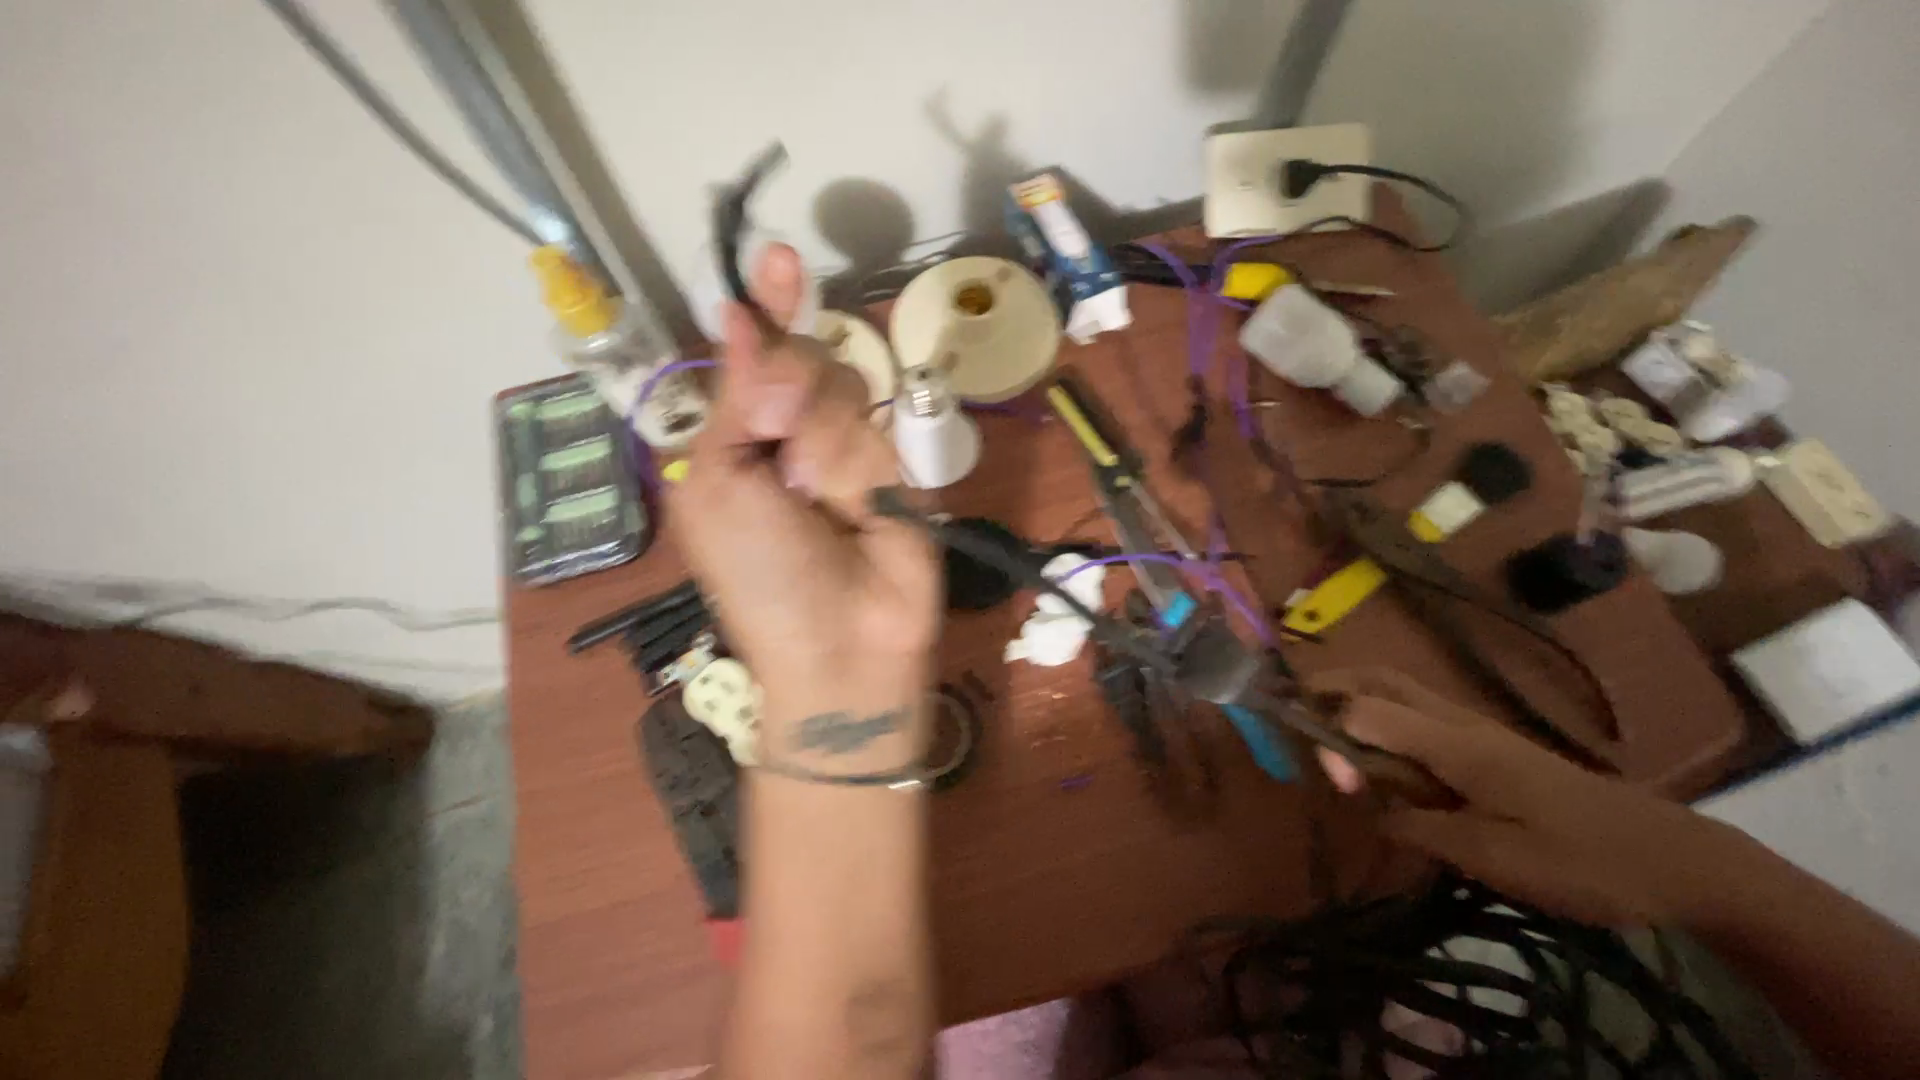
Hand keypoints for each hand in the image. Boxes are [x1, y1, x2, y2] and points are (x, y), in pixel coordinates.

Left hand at [670, 246, 940, 765]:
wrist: (842, 643)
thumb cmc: (760, 573)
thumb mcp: (720, 483)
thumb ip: (734, 398)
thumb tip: (736, 313)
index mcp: (737, 439)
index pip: (754, 356)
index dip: (769, 307)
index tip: (780, 257)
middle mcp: (791, 433)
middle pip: (802, 356)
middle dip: (790, 387)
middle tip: (779, 438)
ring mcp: (846, 447)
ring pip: (843, 385)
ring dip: (823, 439)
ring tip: (819, 499)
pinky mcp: (895, 462)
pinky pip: (878, 425)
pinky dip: (860, 463)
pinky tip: (861, 507)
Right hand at [1311, 668, 1762, 927]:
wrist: (1673, 858)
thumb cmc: (1580, 860)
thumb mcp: (1493, 858)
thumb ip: (1420, 826)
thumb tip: (1367, 804)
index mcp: (1457, 743)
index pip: (1369, 712)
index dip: (1333, 737)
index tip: (1329, 779)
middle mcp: (1459, 722)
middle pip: (1379, 680)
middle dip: (1327, 684)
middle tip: (1285, 709)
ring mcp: (1474, 730)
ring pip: (1397, 690)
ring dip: (1349, 696)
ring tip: (1313, 725)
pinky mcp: (1486, 747)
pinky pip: (1416, 715)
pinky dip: (1377, 716)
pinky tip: (1371, 752)